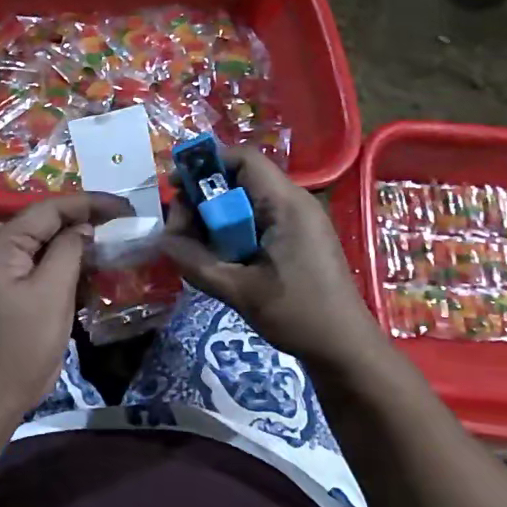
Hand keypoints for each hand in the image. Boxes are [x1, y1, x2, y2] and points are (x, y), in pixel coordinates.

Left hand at [0, 192, 133, 410]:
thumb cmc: (24, 342)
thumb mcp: (51, 292)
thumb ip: (69, 251)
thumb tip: (86, 229)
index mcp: (4, 245)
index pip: (49, 209)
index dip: (88, 203)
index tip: (124, 207)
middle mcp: (6, 252)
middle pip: (51, 224)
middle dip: (89, 220)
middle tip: (127, 222)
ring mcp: (14, 273)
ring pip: (54, 246)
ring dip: (85, 244)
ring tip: (120, 241)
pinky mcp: (25, 293)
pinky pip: (53, 268)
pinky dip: (77, 267)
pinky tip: (101, 270)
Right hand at [162, 147, 385, 369]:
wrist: (345, 347)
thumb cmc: (297, 314)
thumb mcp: (238, 290)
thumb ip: (195, 261)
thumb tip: (162, 240)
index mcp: (286, 204)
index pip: (242, 159)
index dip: (205, 165)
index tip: (176, 188)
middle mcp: (295, 202)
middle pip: (241, 179)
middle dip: (204, 198)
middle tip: (179, 229)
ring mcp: (299, 220)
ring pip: (247, 202)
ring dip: (217, 218)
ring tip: (194, 247)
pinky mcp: (298, 239)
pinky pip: (258, 220)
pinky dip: (234, 231)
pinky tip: (219, 257)